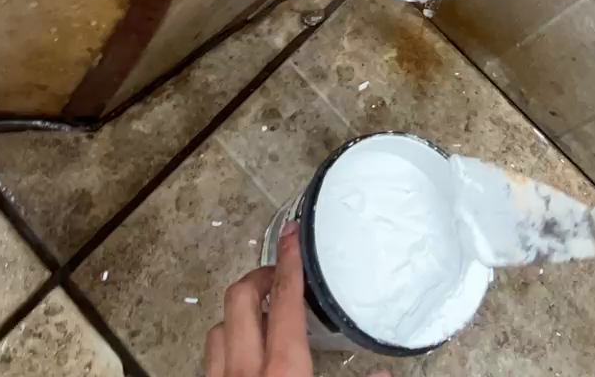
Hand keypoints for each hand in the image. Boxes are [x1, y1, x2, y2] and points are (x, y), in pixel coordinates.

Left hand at [206, 227, 391, 376]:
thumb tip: (385, 371)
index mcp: (284, 371)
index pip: (284, 298)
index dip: (289, 260)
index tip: (292, 232)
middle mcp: (245, 371)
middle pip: (240, 299)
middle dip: (259, 277)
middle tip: (278, 275)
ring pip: (218, 328)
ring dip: (238, 315)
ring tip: (262, 314)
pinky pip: (209, 361)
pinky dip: (226, 345)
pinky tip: (244, 354)